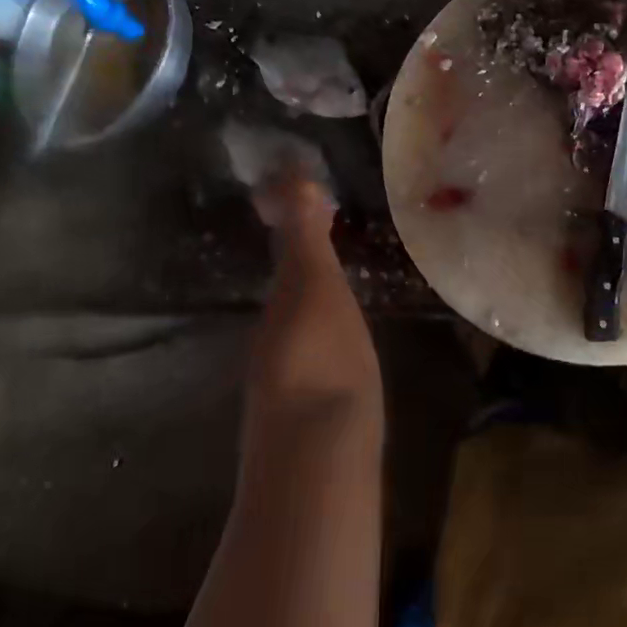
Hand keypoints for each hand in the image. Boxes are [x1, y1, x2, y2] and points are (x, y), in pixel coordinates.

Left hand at [249, 171, 376, 418]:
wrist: (318, 451)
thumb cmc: (321, 356)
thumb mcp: (315, 286)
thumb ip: (304, 235)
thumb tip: (291, 175)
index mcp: (283, 301)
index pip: (289, 250)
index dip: (300, 222)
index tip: (317, 196)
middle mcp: (279, 333)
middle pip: (293, 283)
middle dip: (309, 255)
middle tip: (336, 230)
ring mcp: (295, 371)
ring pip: (303, 316)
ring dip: (319, 290)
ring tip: (347, 275)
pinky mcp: (315, 399)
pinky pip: (319, 343)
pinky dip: (329, 322)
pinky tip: (348, 332)